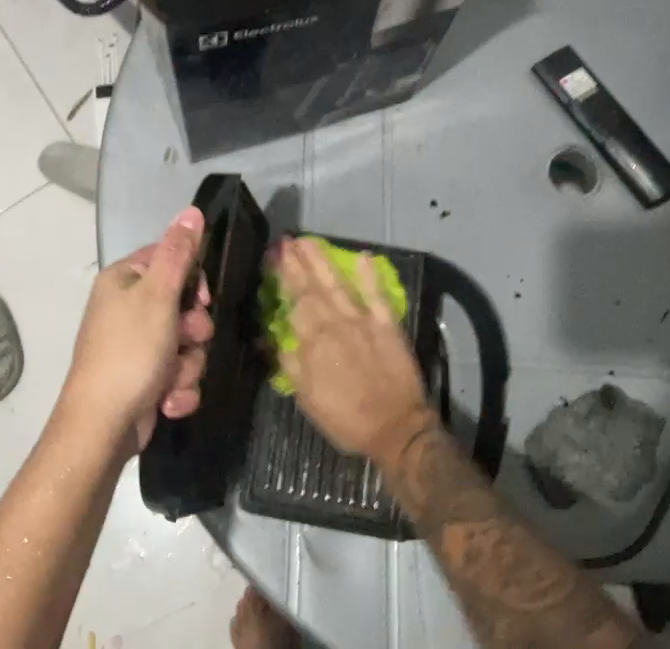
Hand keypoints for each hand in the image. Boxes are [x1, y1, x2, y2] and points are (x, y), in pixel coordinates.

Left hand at [59, 207, 213, 456]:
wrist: (102, 426)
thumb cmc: (129, 353)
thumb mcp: (157, 296)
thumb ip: (179, 253)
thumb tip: (192, 210)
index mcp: (123, 280)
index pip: (171, 259)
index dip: (193, 279)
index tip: (200, 298)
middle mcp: (127, 308)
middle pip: (185, 305)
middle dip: (194, 331)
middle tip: (186, 340)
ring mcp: (135, 346)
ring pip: (187, 344)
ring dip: (188, 365)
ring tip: (171, 379)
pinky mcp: (145, 378)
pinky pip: (179, 373)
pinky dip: (178, 388)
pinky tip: (167, 401)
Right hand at [274, 238, 434, 463]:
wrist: (397, 429)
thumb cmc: (346, 419)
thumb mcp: (307, 399)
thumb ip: (291, 364)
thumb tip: (272, 338)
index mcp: (314, 343)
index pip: (295, 302)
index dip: (284, 277)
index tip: (274, 256)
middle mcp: (336, 324)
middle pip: (314, 288)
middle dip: (299, 263)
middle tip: (287, 241)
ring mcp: (364, 322)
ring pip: (339, 285)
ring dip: (323, 262)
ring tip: (309, 241)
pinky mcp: (388, 326)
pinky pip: (377, 296)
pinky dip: (370, 276)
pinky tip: (363, 256)